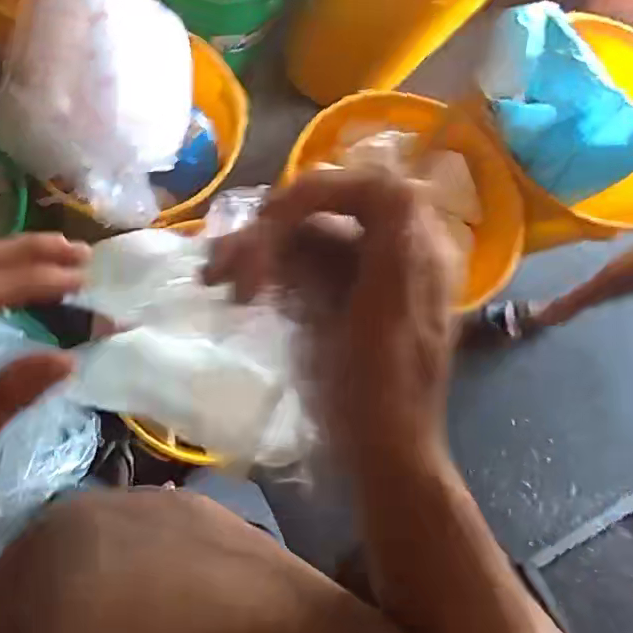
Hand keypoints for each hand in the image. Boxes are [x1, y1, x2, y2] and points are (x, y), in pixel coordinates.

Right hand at [203, 168, 459, 466]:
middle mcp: (387, 253)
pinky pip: (291, 267)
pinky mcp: (330, 300)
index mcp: (416, 251)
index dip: (319, 190)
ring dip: (255, 252)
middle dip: (270, 231)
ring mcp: (356, 277)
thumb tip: (379, 181)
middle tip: (225, 267)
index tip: (268, 221)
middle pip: (324, 212)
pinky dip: (261, 273)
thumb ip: (392, 242)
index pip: (371, 187)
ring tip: (217, 280)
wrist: (378, 451)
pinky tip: (238, 293)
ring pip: (299, 239)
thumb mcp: (389, 315)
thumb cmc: (381, 391)